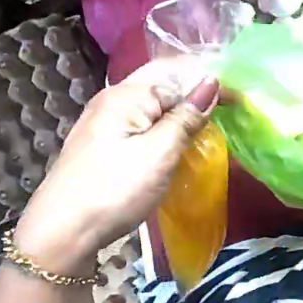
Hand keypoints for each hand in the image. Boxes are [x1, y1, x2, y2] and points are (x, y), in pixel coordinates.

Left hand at [15, 60, 218, 276]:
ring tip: (210, 128)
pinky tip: (177, 144)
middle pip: (162, 83)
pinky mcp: (101, 144)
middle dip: (196, 93)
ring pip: (151, 105)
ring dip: (180, 112)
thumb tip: (211, 81)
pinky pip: (140, 124)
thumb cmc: (113, 192)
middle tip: (230, 112)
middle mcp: (112, 99)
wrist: (60, 232)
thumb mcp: (158, 155)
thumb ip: (185, 118)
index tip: (242, 100)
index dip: (211, 81)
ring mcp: (103, 122)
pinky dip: (163, 129)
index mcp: (126, 94)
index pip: (178, 71)